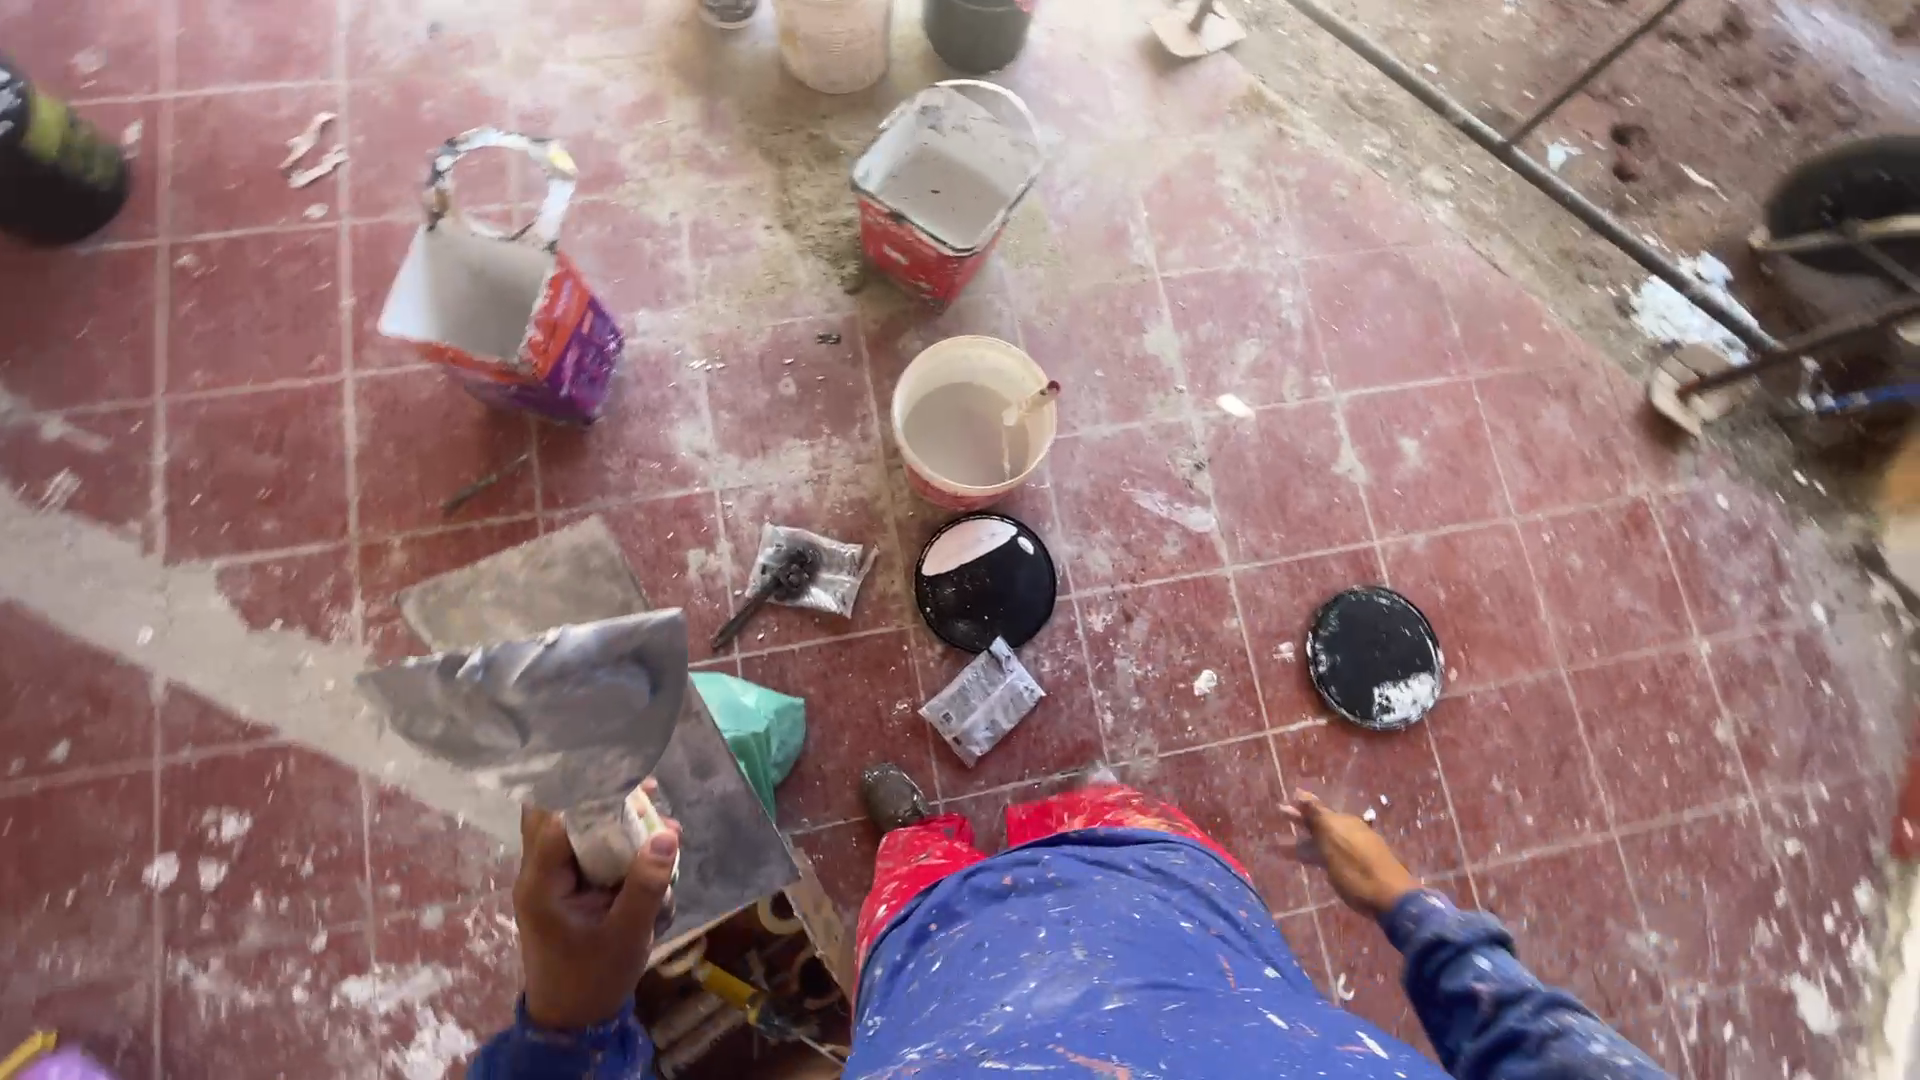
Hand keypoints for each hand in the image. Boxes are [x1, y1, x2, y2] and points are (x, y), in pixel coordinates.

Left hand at [514, 782, 680, 1030]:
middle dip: (599, 794)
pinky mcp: (570, 885)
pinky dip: (616, 836)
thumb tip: (667, 835)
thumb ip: (646, 885)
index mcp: (541, 883)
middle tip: (644, 784)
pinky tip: (649, 840)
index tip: (630, 776)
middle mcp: (541, 872)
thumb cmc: (594, 977)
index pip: (556, 820)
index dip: (591, 794)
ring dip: (611, 814)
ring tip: (654, 807)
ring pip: (573, 826)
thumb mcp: (626, 934)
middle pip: (557, 813)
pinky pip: (588, 846)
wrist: (574, 1019)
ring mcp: (553, 878)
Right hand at [1281, 790, 1419, 918]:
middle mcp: (1348, 831)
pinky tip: (1305, 859)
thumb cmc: (1358, 870)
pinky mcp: (1355, 868)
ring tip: (1280, 845)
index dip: (1300, 805)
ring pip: (1322, 841)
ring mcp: (1353, 850)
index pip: (1316, 808)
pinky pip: (1328, 854)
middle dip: (1299, 820)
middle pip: (1319, 823)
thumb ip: (1316, 817)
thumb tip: (1301, 793)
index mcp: (1342, 822)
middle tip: (1280, 813)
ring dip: (1302, 841)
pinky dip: (1313, 854)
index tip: (1284, 802)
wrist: (1393, 900)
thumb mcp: (1333, 841)